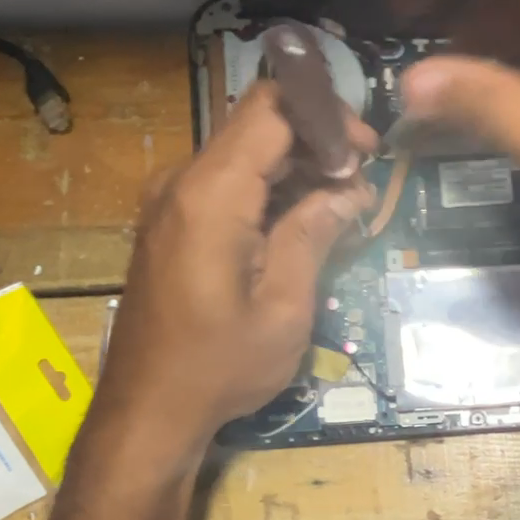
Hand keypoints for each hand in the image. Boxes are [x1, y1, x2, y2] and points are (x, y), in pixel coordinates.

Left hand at [94, 83, 376, 462]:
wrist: (150, 408)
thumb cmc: (221, 366)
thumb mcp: (285, 308)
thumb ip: (314, 235)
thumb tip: (350, 189)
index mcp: (211, 195)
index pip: (271, 110)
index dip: (327, 117)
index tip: (369, 153)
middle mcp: (182, 183)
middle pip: (257, 126)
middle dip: (317, 142)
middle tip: (365, 183)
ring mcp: (172, 203)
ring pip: (244, 155)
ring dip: (297, 169)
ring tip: (344, 206)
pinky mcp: (172, 225)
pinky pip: (227, 186)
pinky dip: (270, 192)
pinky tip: (303, 224)